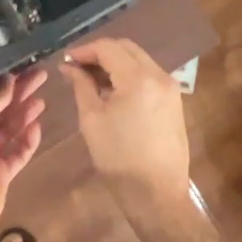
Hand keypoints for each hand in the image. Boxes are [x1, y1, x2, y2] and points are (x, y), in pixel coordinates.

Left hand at [0, 67, 46, 229]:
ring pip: (10, 129)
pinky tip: (37, 128)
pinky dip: (27, 140)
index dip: (4, 81)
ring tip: (41, 101)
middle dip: (19, 93)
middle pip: (0, 109)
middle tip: (40, 77)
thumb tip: (8, 79)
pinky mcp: (2, 172)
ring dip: (24, 114)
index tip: (23, 68)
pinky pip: (18, 152)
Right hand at [60, 38, 190, 214]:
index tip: (67, 61)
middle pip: (127, 48)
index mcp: (138, 79)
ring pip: (140, 60)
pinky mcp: (174, 101)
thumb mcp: (92, 120)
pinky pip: (149, 76)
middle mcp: (160, 76)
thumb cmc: (118, 158)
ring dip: (116, 63)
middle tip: (78, 68)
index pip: (109, 48)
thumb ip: (81, 86)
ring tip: (93, 80)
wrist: (156, 193)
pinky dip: (130, 75)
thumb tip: (69, 67)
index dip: (85, 50)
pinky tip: (114, 92)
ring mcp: (171, 88)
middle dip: (101, 53)